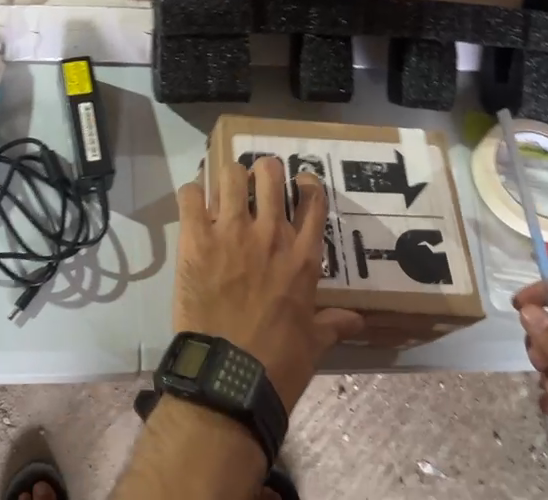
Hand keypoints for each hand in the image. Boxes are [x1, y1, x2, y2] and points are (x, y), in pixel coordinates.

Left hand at [175, 157, 363, 411]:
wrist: (230, 377)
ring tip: (221, 190)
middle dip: (262, 171)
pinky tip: (192, 204)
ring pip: (230, 175)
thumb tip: (357, 320)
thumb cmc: (277, 362)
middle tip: (254, 183)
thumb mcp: (313, 342)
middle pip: (269, 174)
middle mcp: (269, 234)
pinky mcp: (196, 240)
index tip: (298, 182)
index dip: (305, 183)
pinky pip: (190, 196)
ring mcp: (231, 233)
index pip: (312, 200)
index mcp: (302, 257)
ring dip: (226, 178)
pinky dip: (191, 193)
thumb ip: (333, 323)